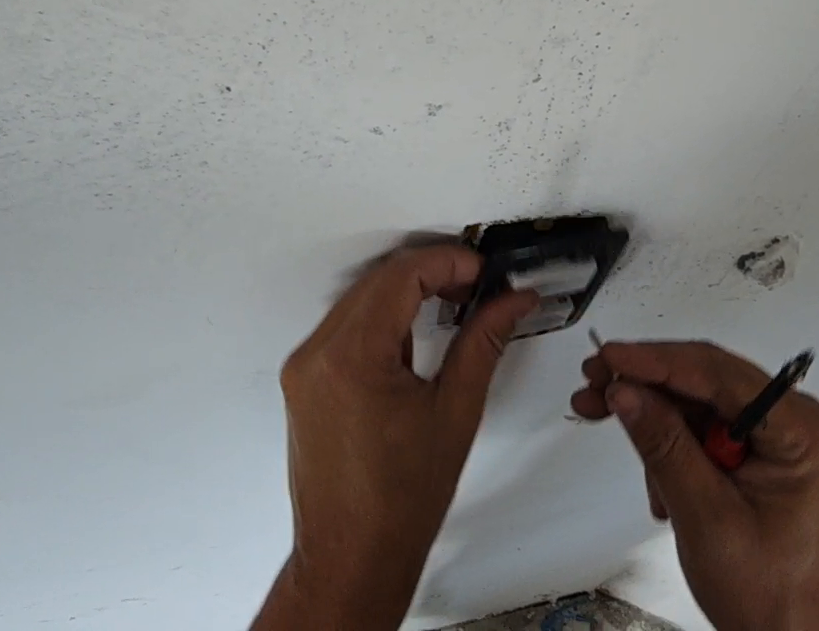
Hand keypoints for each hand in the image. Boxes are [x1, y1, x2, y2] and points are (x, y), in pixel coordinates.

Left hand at [251, 245, 537, 630]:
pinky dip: (384, 315)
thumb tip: (513, 299)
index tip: (483, 272)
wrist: (352, 556)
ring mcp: (305, 367)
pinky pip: (346, 325)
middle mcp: (317, 354)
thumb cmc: (402, 498)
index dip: (448, 262)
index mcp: (351, 358)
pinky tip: (417, 329)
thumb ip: (484, 340)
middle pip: (378, 280)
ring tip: (455, 302)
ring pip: (360, 298)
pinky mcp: (305, 380)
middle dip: (431, 271)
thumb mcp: (456, 409)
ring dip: (407, 290)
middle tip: (477, 285)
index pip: (401, 276)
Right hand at [572, 340, 818, 630]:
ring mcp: (767, 428)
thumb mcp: (705, 516)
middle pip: (704, 376)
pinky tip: (650, 469)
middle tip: (595, 380)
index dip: (660, 362)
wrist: (772, 629)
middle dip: (645, 381)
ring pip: (692, 394)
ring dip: (647, 407)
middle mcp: (789, 418)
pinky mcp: (746, 441)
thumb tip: (625, 392)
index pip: (721, 375)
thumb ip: (664, 447)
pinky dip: (661, 433)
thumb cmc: (759, 586)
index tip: (613, 358)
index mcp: (800, 430)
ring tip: (599, 410)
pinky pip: (693, 417)